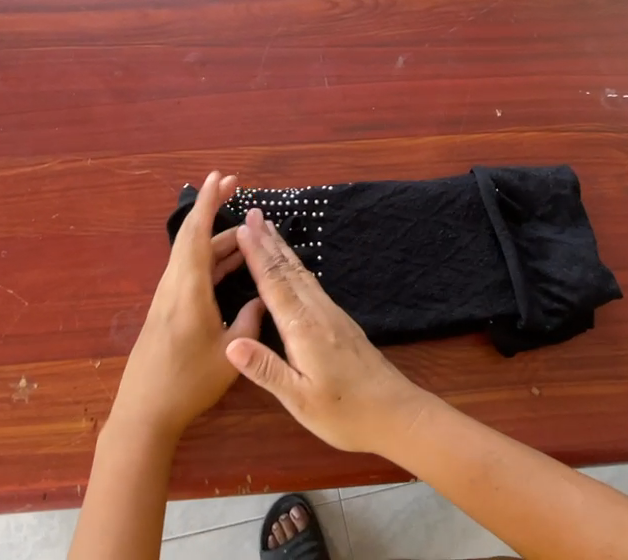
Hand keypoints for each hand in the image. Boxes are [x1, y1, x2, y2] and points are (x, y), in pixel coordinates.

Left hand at [111, 171, 263, 441]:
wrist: (144, 411)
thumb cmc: (188, 383)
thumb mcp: (228, 355)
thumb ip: (249, 322)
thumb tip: (261, 298)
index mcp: (188, 290)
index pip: (196, 233)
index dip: (208, 202)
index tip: (220, 176)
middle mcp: (174, 285)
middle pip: (193, 236)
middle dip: (213, 208)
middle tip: (236, 187)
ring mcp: (168, 296)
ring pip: (193, 255)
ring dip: (217, 238)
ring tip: (247, 232)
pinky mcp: (168, 308)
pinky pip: (191, 270)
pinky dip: (211, 258)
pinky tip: (230, 263)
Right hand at [225, 207, 435, 453]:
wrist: (396, 414)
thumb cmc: (345, 413)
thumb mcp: (300, 400)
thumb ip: (266, 370)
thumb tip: (230, 343)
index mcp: (302, 328)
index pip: (274, 283)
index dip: (256, 254)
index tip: (242, 227)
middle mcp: (317, 312)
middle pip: (288, 269)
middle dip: (268, 241)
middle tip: (253, 213)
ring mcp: (331, 314)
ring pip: (301, 274)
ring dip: (282, 249)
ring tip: (269, 229)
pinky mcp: (340, 321)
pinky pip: (311, 283)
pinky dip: (295, 266)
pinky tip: (293, 266)